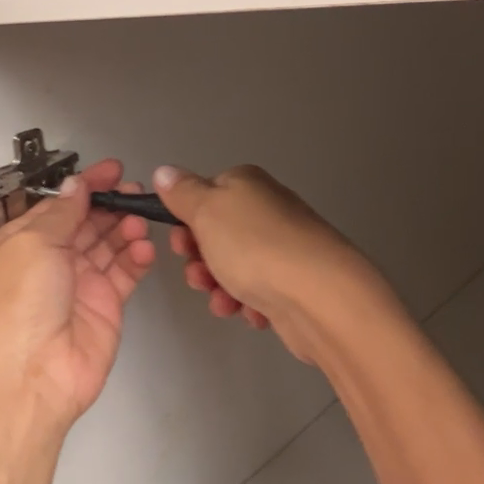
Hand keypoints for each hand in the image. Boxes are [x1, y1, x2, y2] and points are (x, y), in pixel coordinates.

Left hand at [0, 159, 155, 426]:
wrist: (32, 376)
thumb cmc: (16, 312)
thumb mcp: (34, 242)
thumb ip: (63, 211)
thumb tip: (77, 187)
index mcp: (25, 242)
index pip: (61, 203)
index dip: (87, 185)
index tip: (112, 170)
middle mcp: (51, 261)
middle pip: (89, 221)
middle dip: (112, 203)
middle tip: (135, 191)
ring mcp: (79, 283)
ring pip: (110, 243)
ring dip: (126, 227)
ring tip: (139, 219)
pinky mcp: (104, 306)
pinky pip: (126, 272)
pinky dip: (138, 256)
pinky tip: (145, 247)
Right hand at [153, 164, 386, 364]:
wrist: (318, 296)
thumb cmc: (255, 247)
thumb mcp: (207, 211)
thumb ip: (183, 192)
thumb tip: (166, 171)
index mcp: (247, 183)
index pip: (205, 193)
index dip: (186, 220)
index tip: (180, 243)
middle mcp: (268, 208)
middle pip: (218, 233)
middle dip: (200, 258)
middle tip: (198, 275)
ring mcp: (284, 245)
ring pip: (235, 265)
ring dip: (220, 285)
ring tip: (223, 300)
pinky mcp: (294, 281)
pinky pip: (259, 290)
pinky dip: (248, 303)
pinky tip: (250, 312)